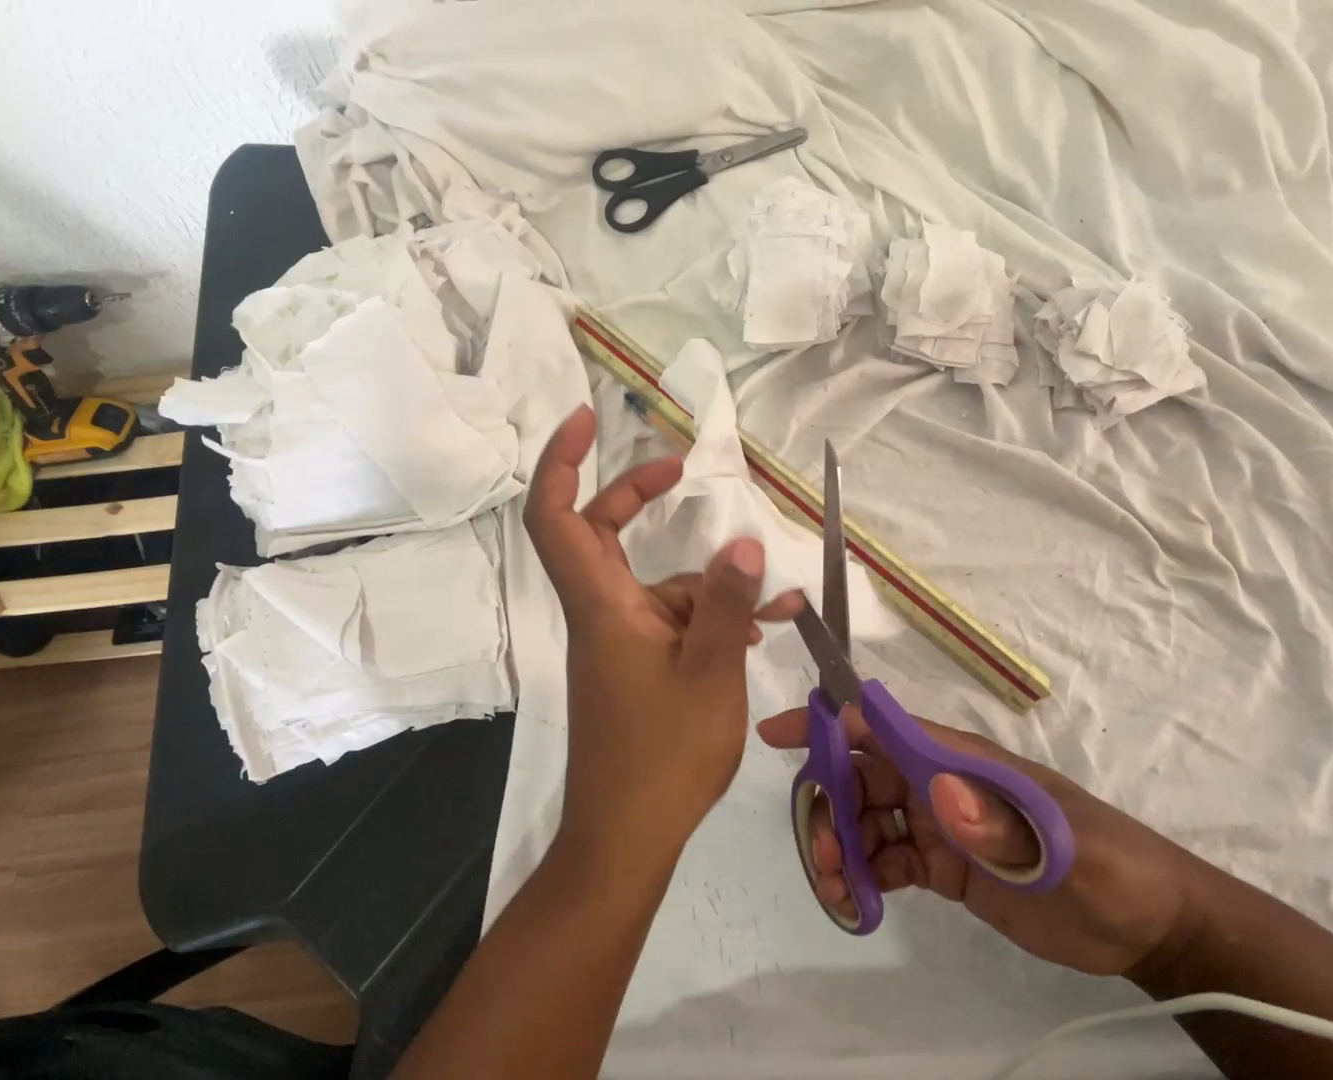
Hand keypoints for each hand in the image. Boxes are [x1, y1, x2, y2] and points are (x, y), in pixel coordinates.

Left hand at [525, 406, 802, 866]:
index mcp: (602, 607)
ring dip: (709, 584)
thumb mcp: (709, 674)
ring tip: (776, 604)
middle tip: (684, 474)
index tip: (587, 420)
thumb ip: (724, 604)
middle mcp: (601, 616)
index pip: (557, 517)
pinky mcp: (635, 671)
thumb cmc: (662, 758)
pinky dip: (709, 620)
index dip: (562, 462)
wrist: (626, 839)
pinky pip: (670, 625)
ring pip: (655, 588)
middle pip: (602, 535)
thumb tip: (744, 543)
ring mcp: (617, 645)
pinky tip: (758, 634)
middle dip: (642, 499)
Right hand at [757, 705, 1208, 976]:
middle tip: (821, 854)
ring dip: (841, 846)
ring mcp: (940, 825)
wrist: (1146, 924)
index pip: (885, 727)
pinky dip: (864, 877)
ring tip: (837, 888)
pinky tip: (856, 904)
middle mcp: (942, 785)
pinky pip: (887, 861)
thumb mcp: (1065, 851)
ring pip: (866, 820)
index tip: (780, 735)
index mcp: (963, 763)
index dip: (831, 724)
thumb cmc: (1110, 868)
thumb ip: (1002, 826)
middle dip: (828, 805)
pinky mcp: (944, 866)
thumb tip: (936, 793)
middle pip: (862, 776)